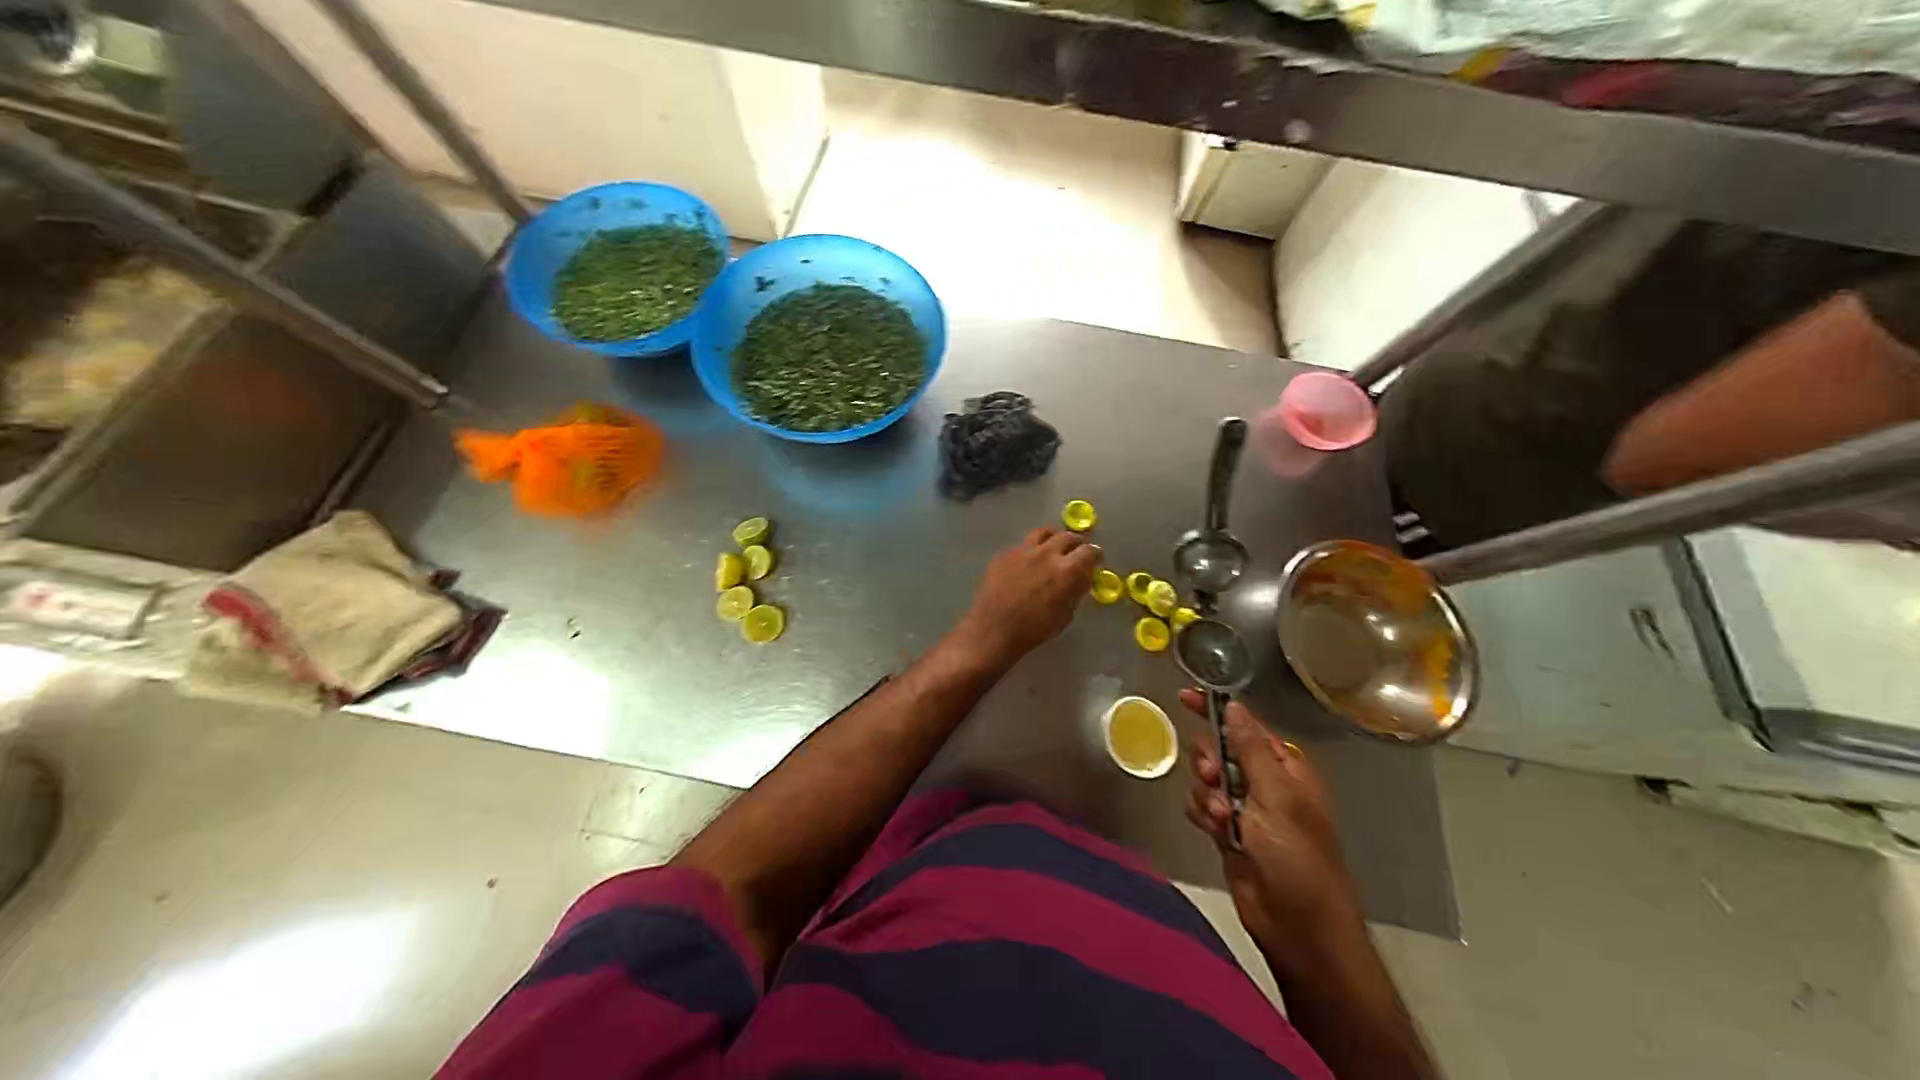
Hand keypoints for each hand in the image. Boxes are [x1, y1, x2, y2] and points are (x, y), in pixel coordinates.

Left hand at [953, 527, 1101, 668]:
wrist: (994, 628)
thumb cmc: (1034, 629)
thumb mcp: (1064, 615)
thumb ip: (1075, 592)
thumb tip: (1081, 579)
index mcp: (1066, 570)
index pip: (1089, 552)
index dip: (1095, 554)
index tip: (1096, 558)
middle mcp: (1046, 553)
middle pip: (1067, 536)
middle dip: (1076, 542)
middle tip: (1077, 549)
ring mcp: (1023, 550)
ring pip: (1043, 533)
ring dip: (1054, 538)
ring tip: (1054, 545)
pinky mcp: (1004, 554)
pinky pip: (1023, 545)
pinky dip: (1032, 549)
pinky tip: (1029, 561)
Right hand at [1179, 689, 1363, 947]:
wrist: (1298, 925)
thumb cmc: (1297, 856)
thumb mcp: (1277, 796)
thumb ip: (1250, 749)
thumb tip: (1234, 706)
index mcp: (1284, 767)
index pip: (1244, 726)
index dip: (1215, 710)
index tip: (1185, 697)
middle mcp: (1262, 782)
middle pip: (1218, 750)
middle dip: (1209, 762)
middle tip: (1214, 779)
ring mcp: (1243, 808)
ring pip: (1205, 779)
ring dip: (1207, 794)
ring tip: (1223, 819)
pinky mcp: (1226, 832)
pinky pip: (1200, 807)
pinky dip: (1204, 816)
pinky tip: (1217, 833)